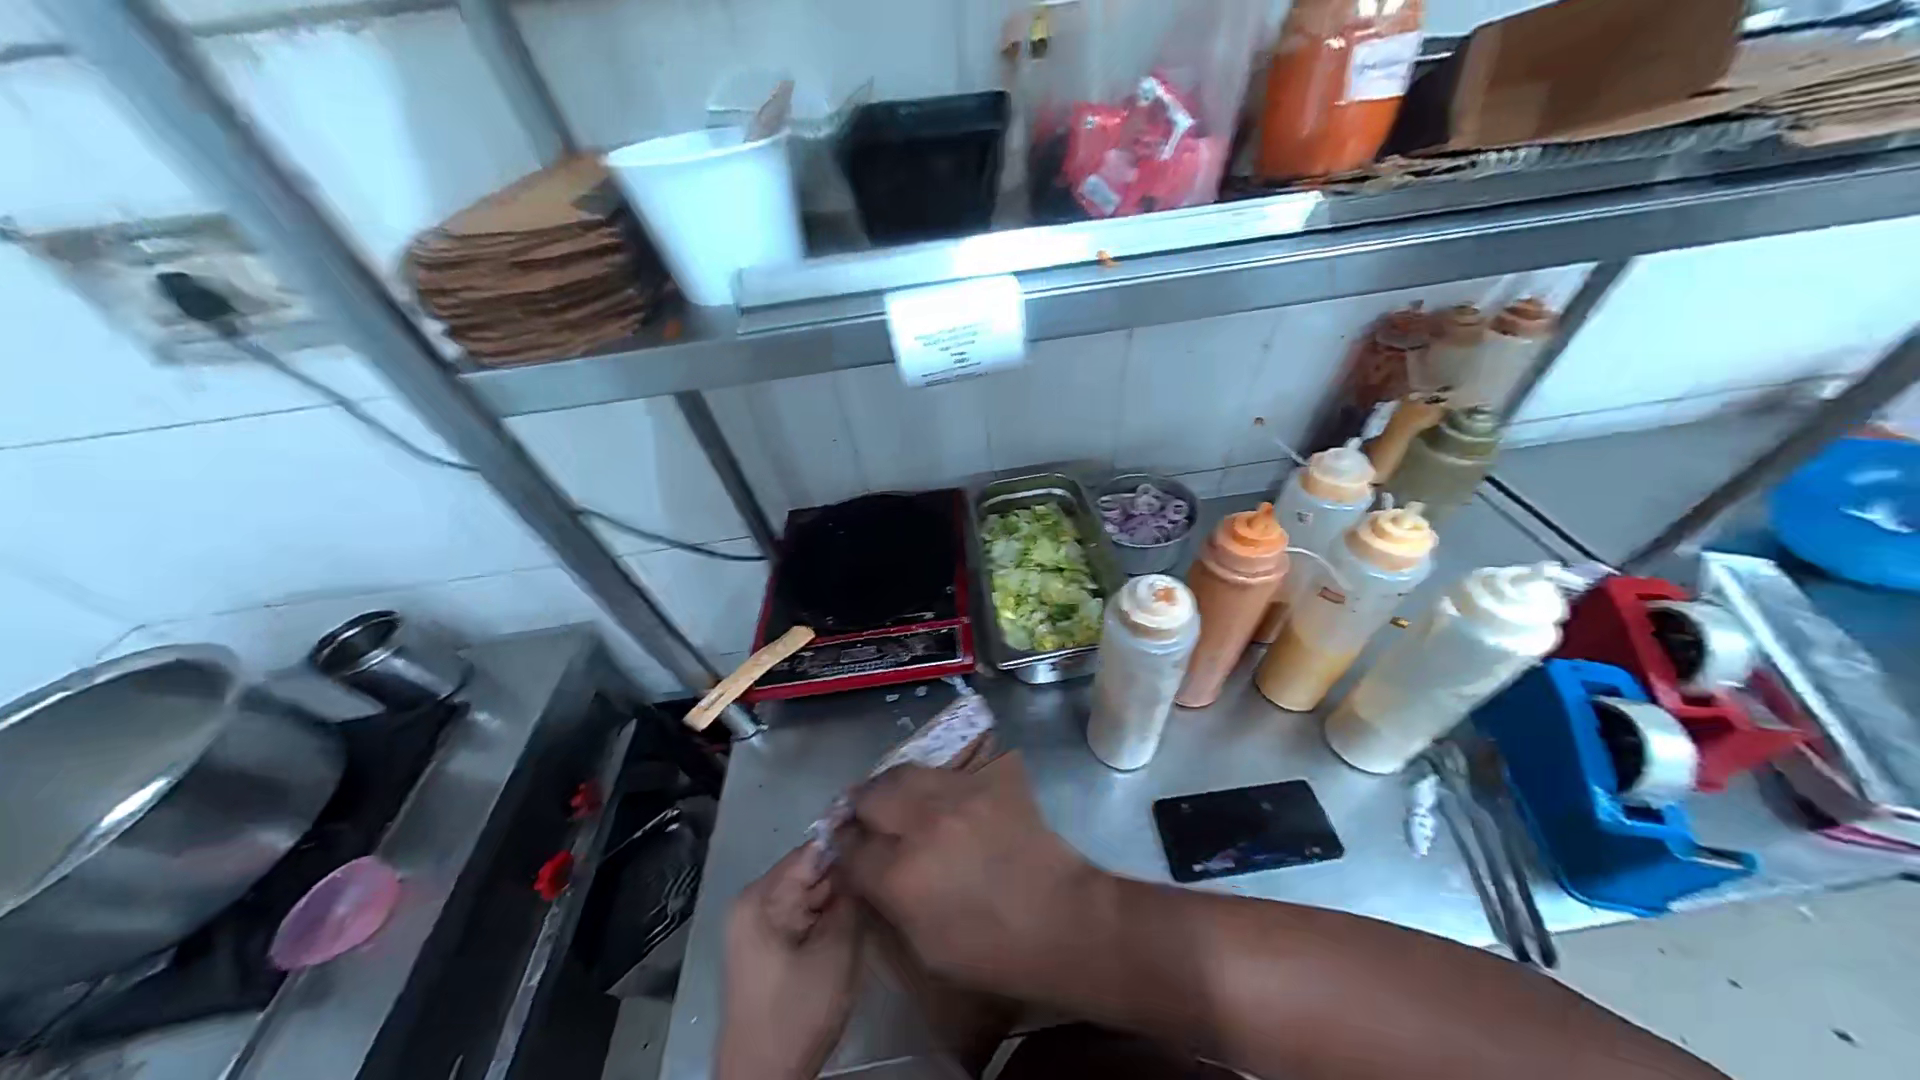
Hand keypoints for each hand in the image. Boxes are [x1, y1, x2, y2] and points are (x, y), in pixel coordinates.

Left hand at [718, 843, 862, 1079]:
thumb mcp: (835, 951)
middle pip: (811, 870)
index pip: (811, 850)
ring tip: (880, 885)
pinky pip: (807, 915)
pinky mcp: (772, 946)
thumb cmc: (797, 1013)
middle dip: (847, 870)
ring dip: (842, 894)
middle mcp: (756, 903)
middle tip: (888, 864)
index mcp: (761, 898)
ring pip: (812, 893)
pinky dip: (831, 914)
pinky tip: (859, 913)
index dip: (847, 839)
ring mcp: (762, 925)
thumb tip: (863, 860)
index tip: (882, 830)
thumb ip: (850, 899)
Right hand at [835, 754, 1109, 1000]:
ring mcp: (959, 794)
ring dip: (894, 788)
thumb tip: (867, 871)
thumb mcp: (924, 946)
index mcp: (902, 876)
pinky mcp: (989, 778)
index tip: (849, 851)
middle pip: (870, 796)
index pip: (850, 849)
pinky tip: (944, 796)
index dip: (844, 851)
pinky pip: (951, 767)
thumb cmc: (992, 950)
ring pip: (905, 771)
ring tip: (900, 800)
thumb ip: (887, 901)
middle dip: (862, 809)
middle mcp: (923, 825)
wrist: (1062, 919)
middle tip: (870, 820)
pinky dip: (938, 782)